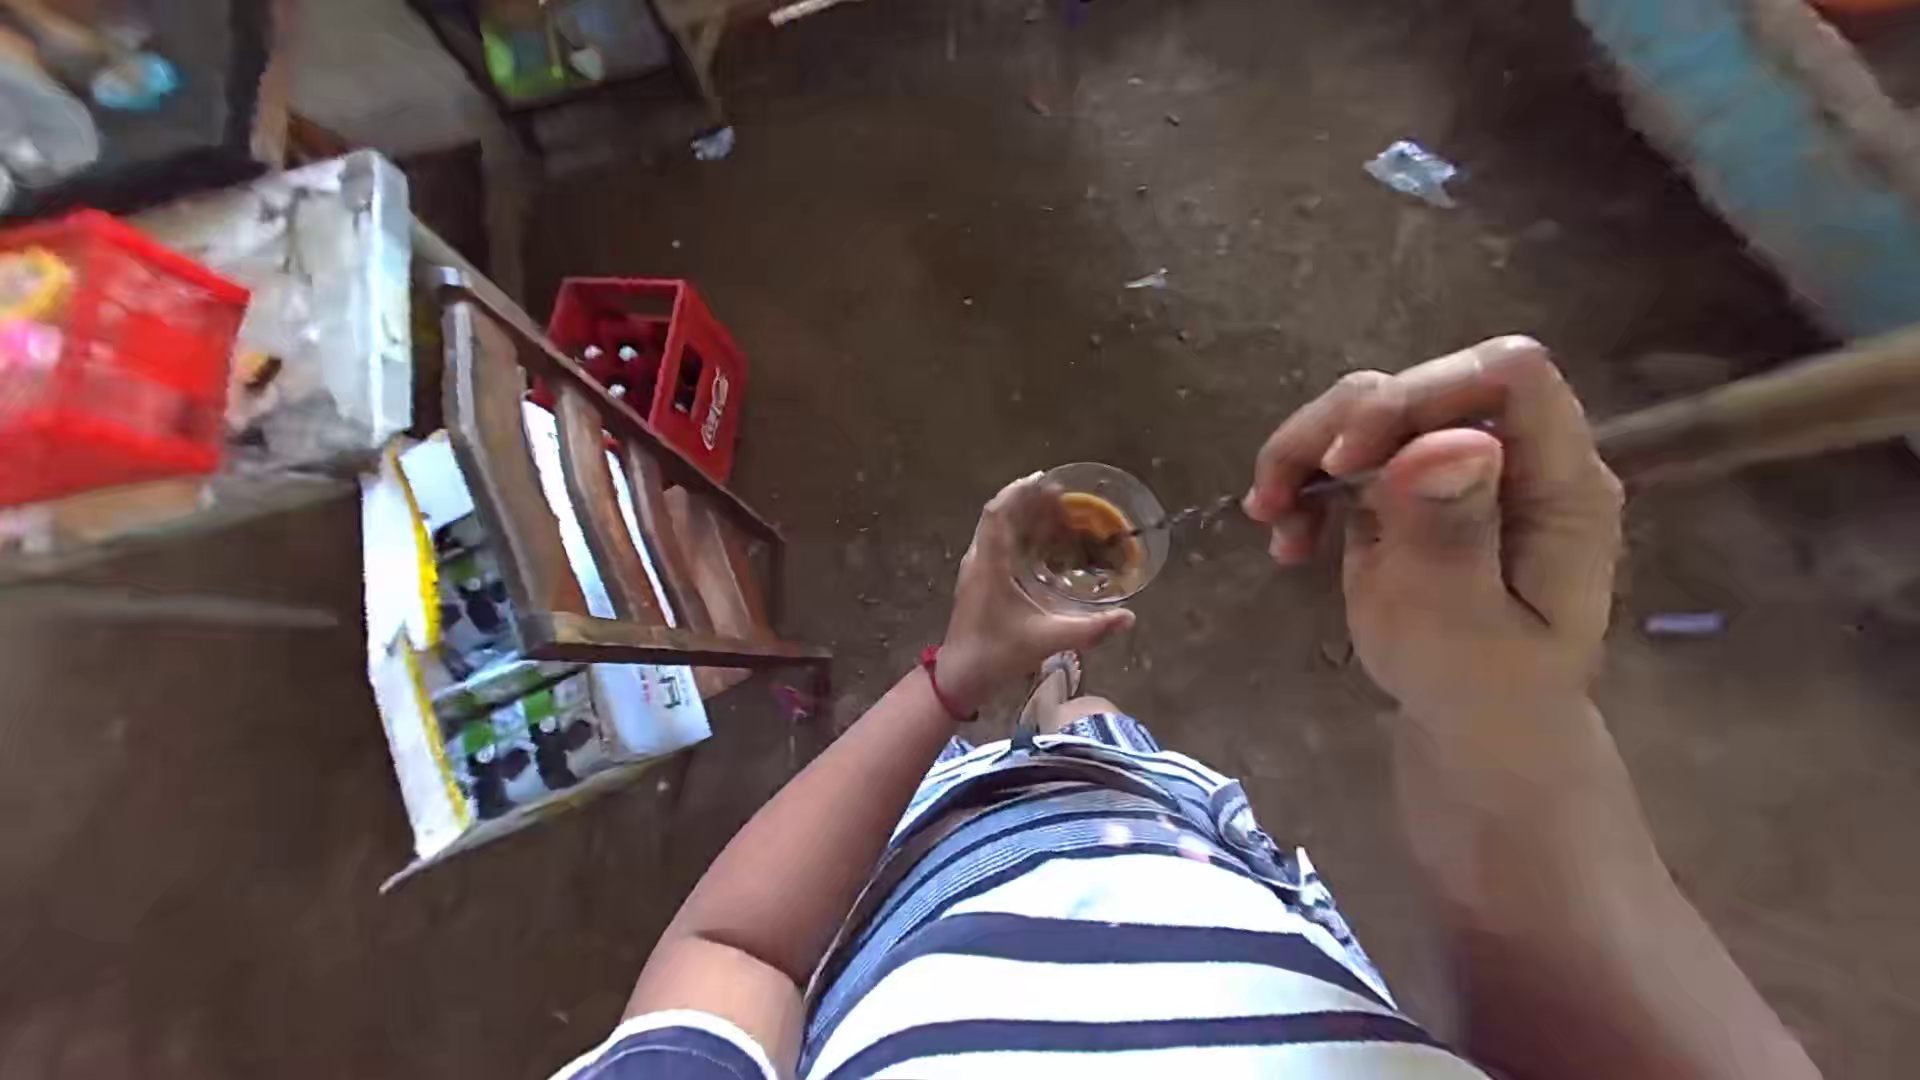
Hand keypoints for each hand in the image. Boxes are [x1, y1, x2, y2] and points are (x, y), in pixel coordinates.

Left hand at [938, 473, 1135, 713]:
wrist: (960, 675)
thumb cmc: (997, 654)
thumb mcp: (1046, 641)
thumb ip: (1089, 631)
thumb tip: (1128, 619)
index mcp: (988, 566)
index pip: (997, 514)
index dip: (1018, 492)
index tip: (1045, 480)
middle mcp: (978, 560)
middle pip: (999, 516)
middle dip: (1027, 500)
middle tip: (1061, 495)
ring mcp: (975, 569)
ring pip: (996, 529)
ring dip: (1022, 515)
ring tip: (1055, 511)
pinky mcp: (977, 579)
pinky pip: (996, 543)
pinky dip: (1018, 533)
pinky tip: (1041, 542)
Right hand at [1244, 337, 1623, 728]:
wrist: (1471, 715)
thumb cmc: (1480, 684)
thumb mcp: (1463, 625)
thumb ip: (1452, 536)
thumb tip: (1446, 441)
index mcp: (1553, 481)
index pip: (1503, 377)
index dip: (1415, 396)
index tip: (1344, 460)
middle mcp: (1501, 457)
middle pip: (1410, 386)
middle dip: (1331, 429)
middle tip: (1279, 498)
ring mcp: (1444, 470)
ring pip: (1359, 411)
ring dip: (1298, 455)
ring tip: (1269, 516)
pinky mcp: (1397, 490)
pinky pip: (1335, 456)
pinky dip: (1295, 485)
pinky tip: (1284, 538)